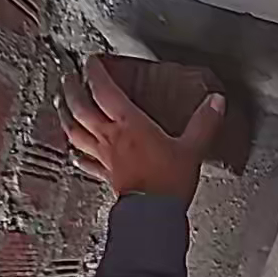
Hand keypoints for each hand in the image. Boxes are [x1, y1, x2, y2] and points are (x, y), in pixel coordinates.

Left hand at [62, 55, 224, 204]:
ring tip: (60, 105)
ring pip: (75, 131)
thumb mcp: (193, 148)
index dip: (96, 72)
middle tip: (68, 77)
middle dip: (72, 89)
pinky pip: (86, 162)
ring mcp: (105, 158)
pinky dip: (77, 154)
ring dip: (65, 116)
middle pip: (81, 107)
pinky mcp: (106, 176)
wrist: (154, 215)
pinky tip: (74, 153)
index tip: (92, 61)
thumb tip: (216, 101)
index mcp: (130, 125)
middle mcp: (111, 138)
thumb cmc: (169, 182)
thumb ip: (204, 122)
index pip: (104, 90)